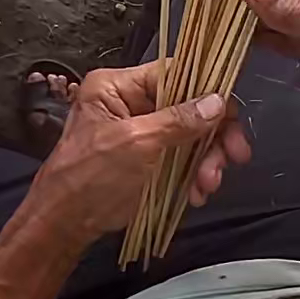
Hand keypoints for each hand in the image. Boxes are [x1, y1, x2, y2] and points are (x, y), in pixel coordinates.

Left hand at [27, 61, 251, 244]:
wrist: (64, 225)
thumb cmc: (88, 178)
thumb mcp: (136, 143)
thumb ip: (179, 121)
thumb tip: (218, 101)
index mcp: (119, 87)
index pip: (175, 73)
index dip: (208, 91)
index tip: (230, 116)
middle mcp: (133, 103)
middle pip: (190, 106)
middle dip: (213, 136)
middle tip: (234, 157)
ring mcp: (144, 132)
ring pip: (193, 135)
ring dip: (207, 161)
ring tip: (207, 185)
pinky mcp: (151, 159)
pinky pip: (184, 158)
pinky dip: (195, 175)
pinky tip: (196, 194)